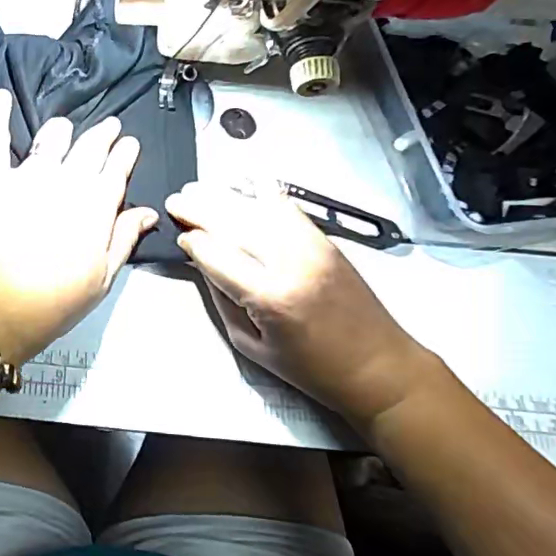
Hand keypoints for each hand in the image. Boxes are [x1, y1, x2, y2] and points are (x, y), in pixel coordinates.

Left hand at [0, 89, 156, 363]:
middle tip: (110, 125)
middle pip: (90, 149)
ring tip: (65, 125)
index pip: (116, 170)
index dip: (124, 154)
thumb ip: (124, 237)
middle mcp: (68, 182)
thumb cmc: (55, 300)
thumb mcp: (102, 276)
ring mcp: (29, 176)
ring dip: (62, 130)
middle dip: (102, 135)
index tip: (130, 143)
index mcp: (98, 205)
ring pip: (51, 139)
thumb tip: (149, 212)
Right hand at [166, 181, 440, 430]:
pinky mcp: (325, 239)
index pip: (218, 255)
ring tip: (202, 191)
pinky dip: (264, 194)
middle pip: (235, 222)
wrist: (376, 363)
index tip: (181, 237)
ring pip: (260, 208)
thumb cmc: (313, 369)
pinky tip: (246, 186)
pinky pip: (288, 207)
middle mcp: (290, 262)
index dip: (194, 243)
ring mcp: (311, 245)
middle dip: (202, 209)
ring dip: (227, 196)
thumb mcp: (253, 347)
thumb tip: (206, 264)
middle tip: (178, 200)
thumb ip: (224, 301)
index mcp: (269, 297)